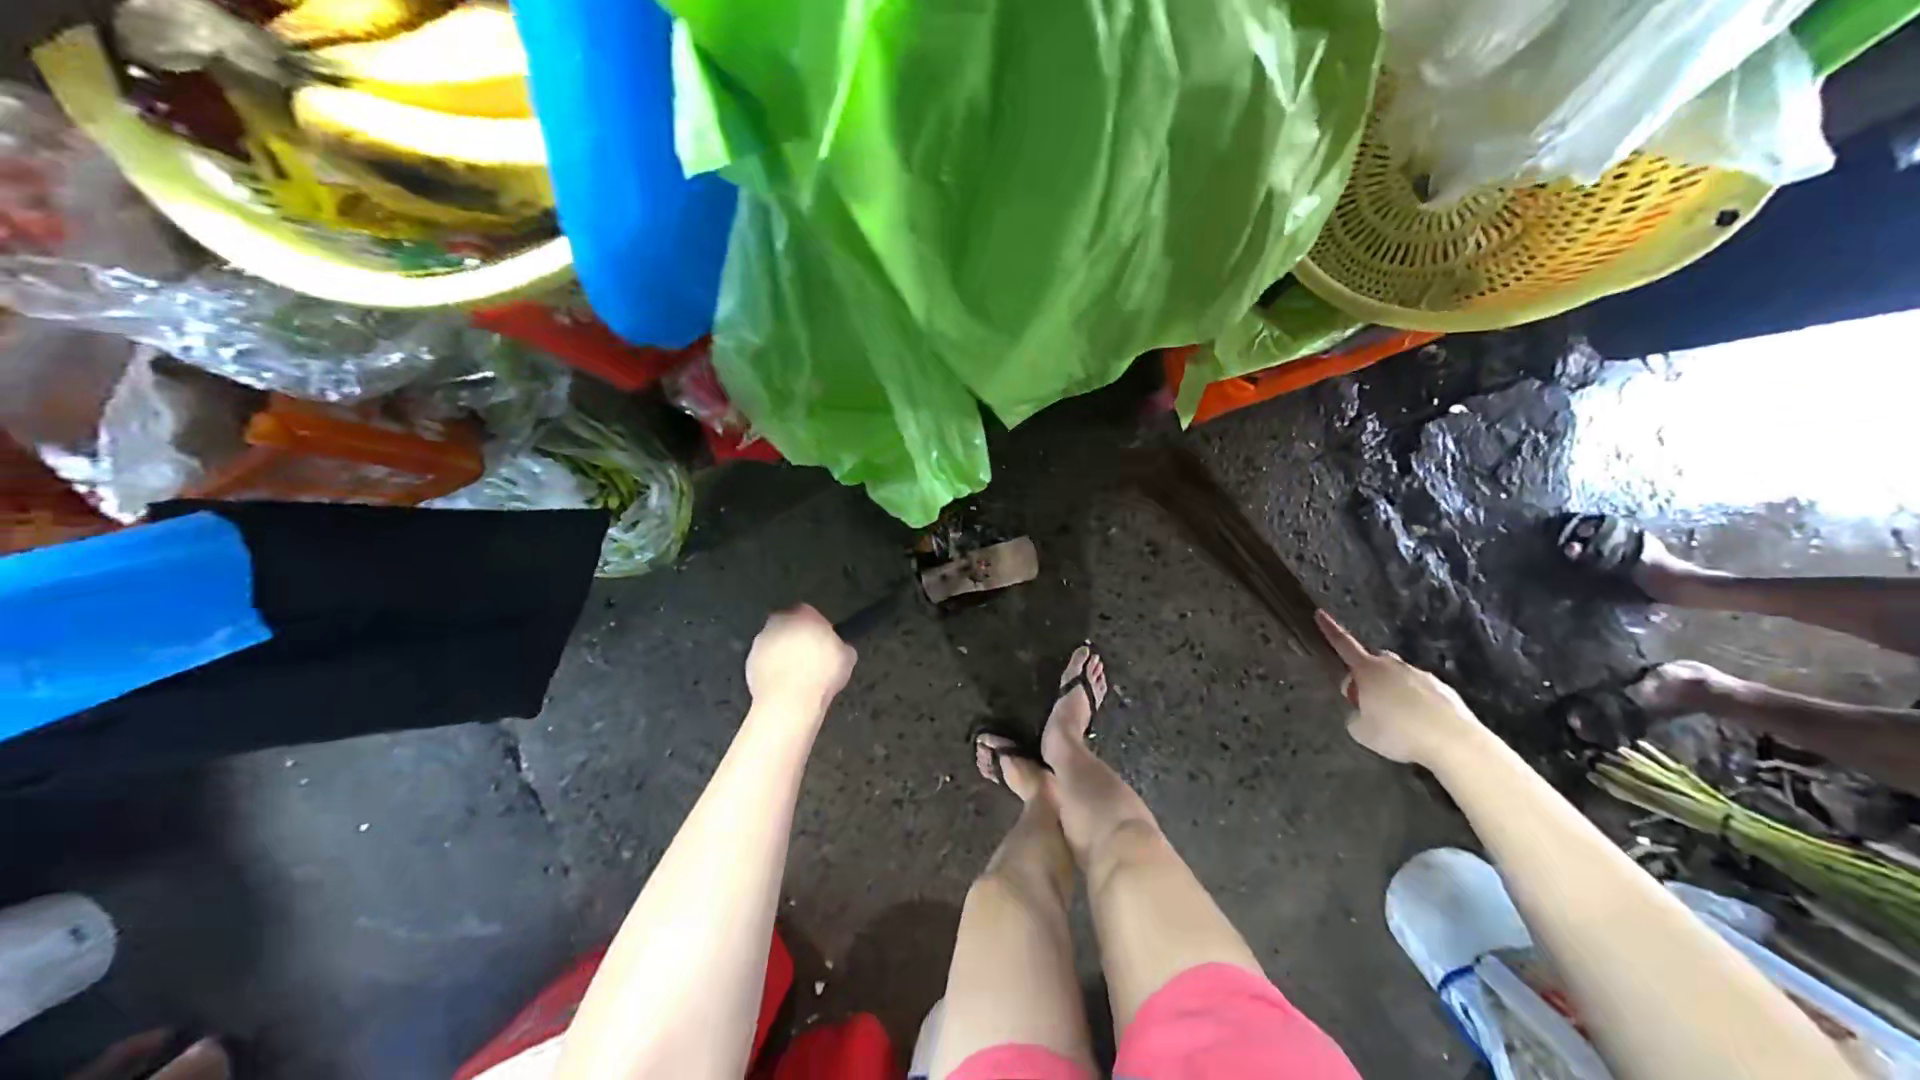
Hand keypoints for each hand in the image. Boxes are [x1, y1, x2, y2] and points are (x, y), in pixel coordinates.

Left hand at [745, 604, 857, 712]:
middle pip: (787, 623)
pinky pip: (764, 661)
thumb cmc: (822, 674)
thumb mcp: (847, 658)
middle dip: (795, 636)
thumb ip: (840, 645)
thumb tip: (839, 647)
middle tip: (808, 655)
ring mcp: (761, 641)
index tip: (821, 640)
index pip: (809, 611)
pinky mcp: (749, 661)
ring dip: (782, 652)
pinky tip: (782, 682)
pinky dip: (771, 668)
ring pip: (774, 642)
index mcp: (804, 614)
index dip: (816, 626)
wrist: (789, 700)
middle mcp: (779, 622)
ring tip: (795, 672)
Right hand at [1314, 610, 1482, 764]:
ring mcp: (1422, 676)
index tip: (1320, 614)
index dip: (1330, 630)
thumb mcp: (1361, 730)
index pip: (1343, 645)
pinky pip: (1421, 692)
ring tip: (1398, 721)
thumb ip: (1355, 715)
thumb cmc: (1399, 733)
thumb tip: (1364, 710)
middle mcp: (1394, 666)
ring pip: (1399, 678)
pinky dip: (1416, 704)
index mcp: (1368, 671)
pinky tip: (1420, 725)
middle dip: (1366, 674)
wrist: (1456, 742)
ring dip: (1393, 692)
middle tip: (1367, 700)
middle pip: (1374, 661)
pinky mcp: (1444, 690)